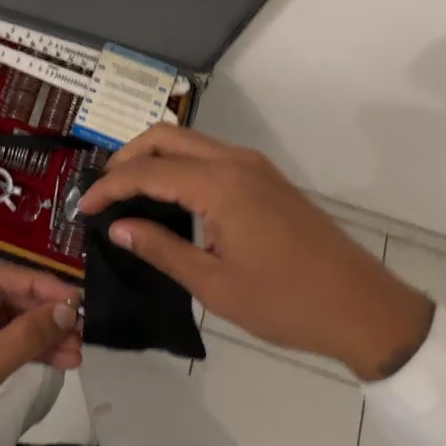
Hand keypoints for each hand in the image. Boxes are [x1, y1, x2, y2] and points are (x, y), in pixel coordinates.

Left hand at [0, 265, 80, 445]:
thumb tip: (69, 308)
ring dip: (41, 334)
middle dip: (43, 314)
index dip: (39, 286)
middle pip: (4, 295)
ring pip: (7, 318)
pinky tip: (60, 358)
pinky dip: (28, 349)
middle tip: (82, 327)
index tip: (77, 297)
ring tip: (78, 349)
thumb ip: (26, 335)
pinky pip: (1, 339)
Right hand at [79, 125, 432, 381]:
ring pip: (189, 142)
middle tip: (104, 192)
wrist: (363, 308)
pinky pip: (211, 156)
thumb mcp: (215, 284)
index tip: (82, 209)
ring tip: (129, 194)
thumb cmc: (286, 302)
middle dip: (127, 157)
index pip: (147, 171)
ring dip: (154, 158)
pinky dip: (180, 165)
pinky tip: (170, 198)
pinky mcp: (267, 178)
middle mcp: (235, 161)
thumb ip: (161, 250)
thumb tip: (118, 227)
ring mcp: (255, 166)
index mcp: (220, 185)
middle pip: (166, 137)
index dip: (109, 187)